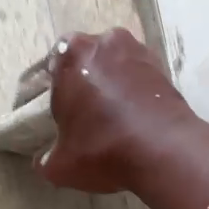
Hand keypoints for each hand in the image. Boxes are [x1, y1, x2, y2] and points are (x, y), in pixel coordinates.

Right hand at [39, 28, 202, 194]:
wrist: (163, 150)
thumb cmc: (100, 149)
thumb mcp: (59, 165)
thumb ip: (46, 158)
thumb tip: (45, 160)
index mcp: (70, 55)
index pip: (53, 64)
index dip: (54, 88)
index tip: (57, 110)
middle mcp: (104, 43)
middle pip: (87, 60)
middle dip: (84, 81)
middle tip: (82, 112)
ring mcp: (138, 51)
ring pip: (115, 66)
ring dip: (111, 84)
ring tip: (110, 116)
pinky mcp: (163, 68)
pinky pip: (139, 77)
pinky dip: (134, 93)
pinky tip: (132, 119)